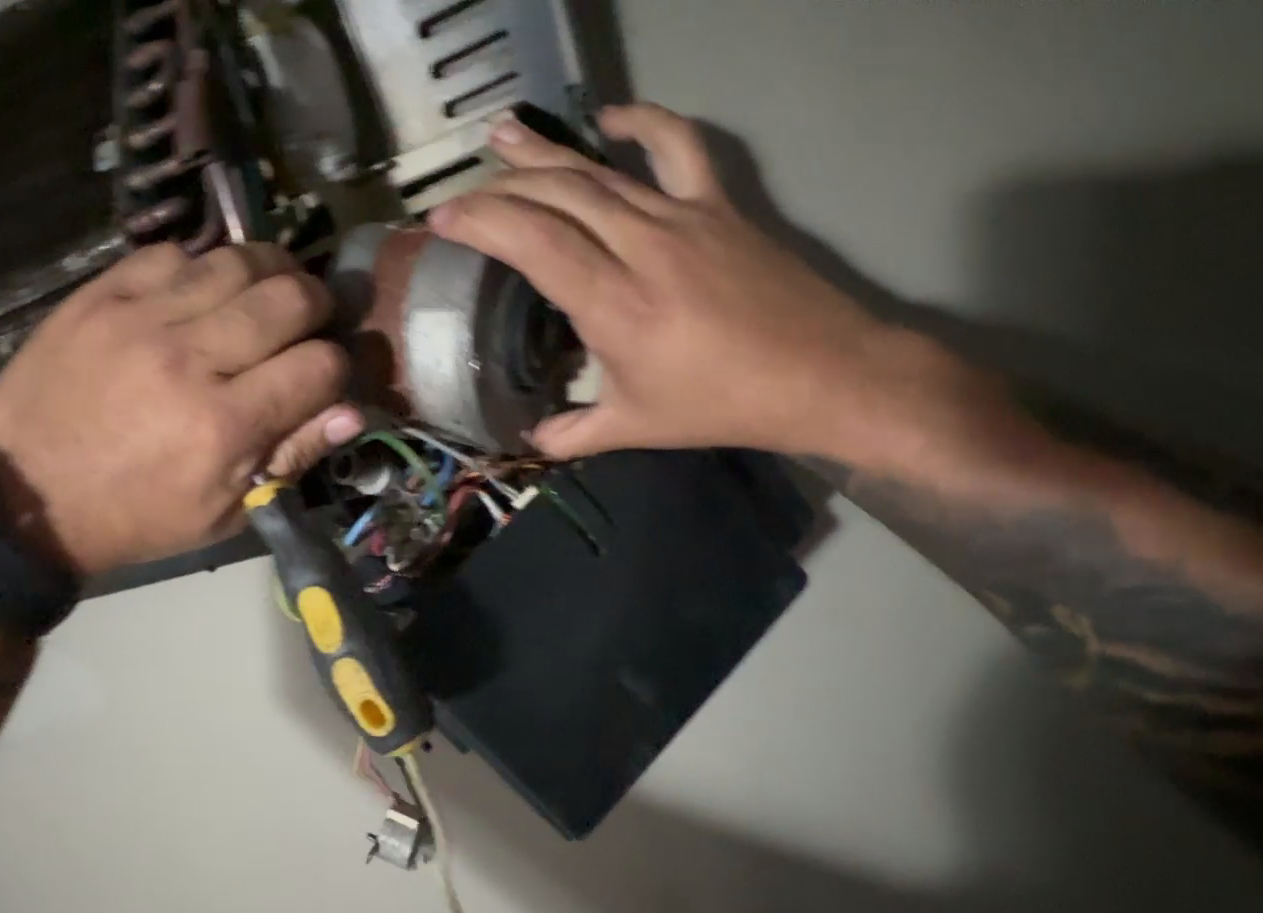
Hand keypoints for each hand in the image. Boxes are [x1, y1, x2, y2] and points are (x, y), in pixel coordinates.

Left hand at [0, 243, 364, 575]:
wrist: (23, 499)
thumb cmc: (136, 518)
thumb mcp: (224, 515)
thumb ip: (290, 458)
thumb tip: (351, 412)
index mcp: (225, 426)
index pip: (319, 366)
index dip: (339, 368)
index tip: (327, 377)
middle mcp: (189, 360)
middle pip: (289, 298)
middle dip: (318, 305)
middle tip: (312, 319)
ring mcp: (140, 319)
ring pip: (236, 261)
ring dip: (270, 272)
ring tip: (269, 290)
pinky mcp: (98, 296)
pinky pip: (171, 254)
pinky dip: (200, 267)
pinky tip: (201, 291)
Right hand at [429, 104, 936, 461]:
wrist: (820, 375)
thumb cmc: (722, 405)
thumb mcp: (636, 427)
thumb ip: (573, 434)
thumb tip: (531, 443)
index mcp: (614, 304)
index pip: (532, 241)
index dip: (480, 221)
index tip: (442, 219)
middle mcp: (640, 247)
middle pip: (556, 195)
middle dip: (499, 188)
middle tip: (463, 192)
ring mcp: (681, 217)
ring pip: (600, 170)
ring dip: (544, 152)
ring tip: (499, 135)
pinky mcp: (718, 204)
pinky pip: (677, 147)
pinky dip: (641, 124)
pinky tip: (607, 120)